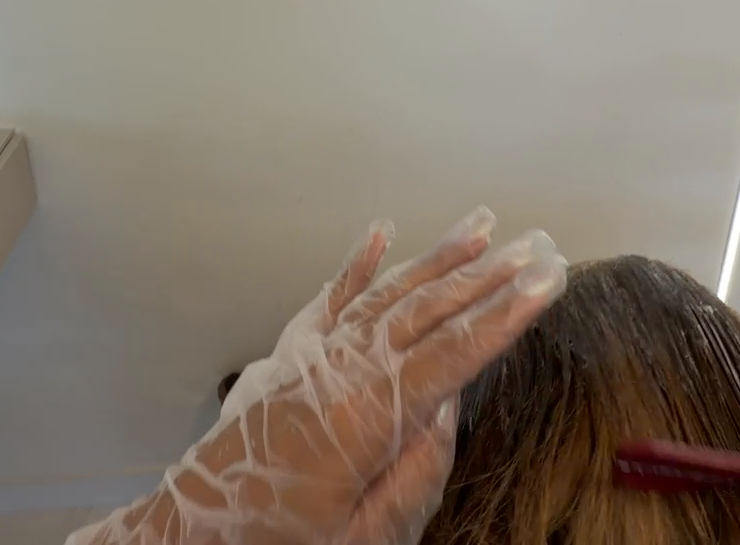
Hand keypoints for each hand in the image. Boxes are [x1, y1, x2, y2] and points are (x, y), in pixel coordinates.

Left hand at [70, 207, 567, 544]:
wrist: (193, 529)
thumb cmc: (278, 543)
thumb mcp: (361, 541)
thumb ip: (414, 476)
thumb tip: (448, 406)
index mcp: (367, 415)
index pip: (454, 352)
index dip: (505, 314)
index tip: (545, 281)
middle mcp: (346, 366)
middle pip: (431, 310)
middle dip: (489, 275)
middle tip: (535, 244)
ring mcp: (319, 350)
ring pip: (391, 291)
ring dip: (440, 257)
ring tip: (481, 226)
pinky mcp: (296, 348)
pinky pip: (334, 295)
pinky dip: (360, 262)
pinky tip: (382, 230)